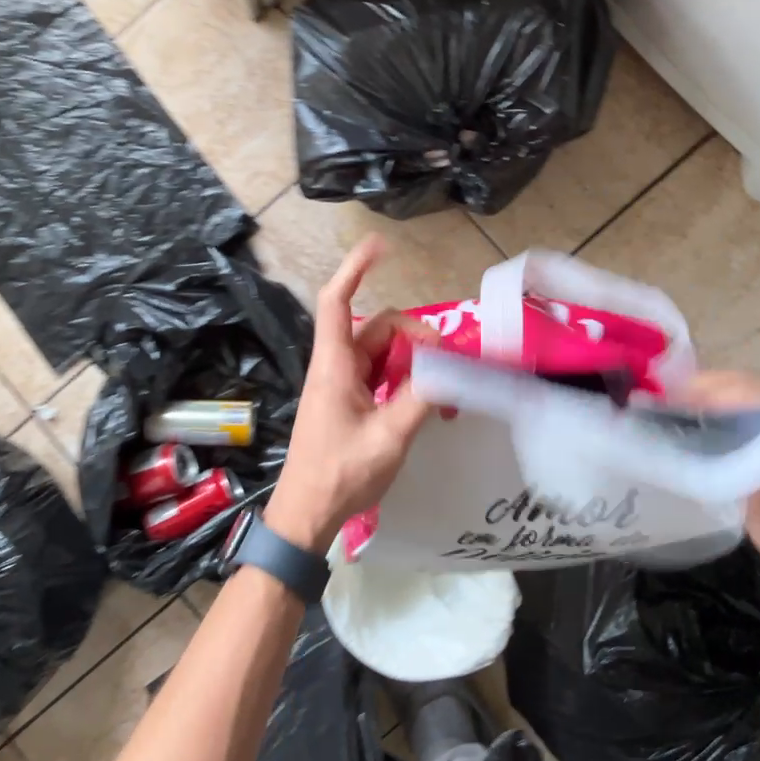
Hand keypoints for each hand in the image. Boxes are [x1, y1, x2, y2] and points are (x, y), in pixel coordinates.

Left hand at [264, 237, 435, 552]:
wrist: (307, 514)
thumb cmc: (339, 474)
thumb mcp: (389, 437)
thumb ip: (421, 399)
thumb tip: (453, 368)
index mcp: (335, 365)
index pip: (338, 301)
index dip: (355, 269)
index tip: (381, 246)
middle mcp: (336, 367)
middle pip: (378, 329)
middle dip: (415, 337)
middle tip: (449, 365)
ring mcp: (342, 386)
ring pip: (383, 354)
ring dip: (414, 362)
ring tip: (445, 390)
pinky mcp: (349, 404)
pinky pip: (381, 377)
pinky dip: (405, 382)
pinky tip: (427, 403)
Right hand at [676, 371, 759, 603]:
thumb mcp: (757, 497)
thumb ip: (721, 456)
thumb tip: (669, 427)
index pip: (744, 389)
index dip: (697, 390)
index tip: (659, 398)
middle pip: (744, 390)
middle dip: (699, 393)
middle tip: (660, 404)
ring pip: (747, 403)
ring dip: (709, 405)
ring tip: (673, 415)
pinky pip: (754, 419)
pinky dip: (724, 420)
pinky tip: (701, 432)